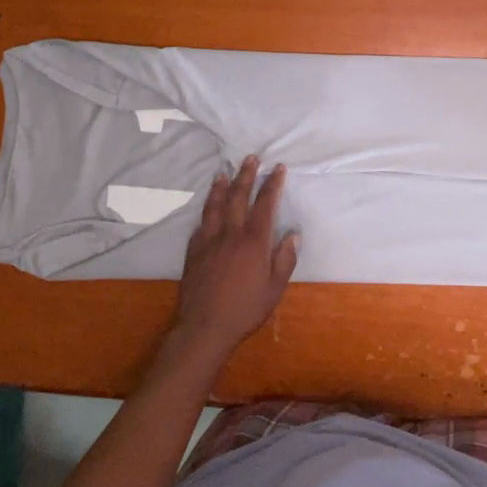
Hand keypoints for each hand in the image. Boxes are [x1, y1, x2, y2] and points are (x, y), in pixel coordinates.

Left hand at [173, 155, 298, 356]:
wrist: (205, 327)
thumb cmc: (245, 309)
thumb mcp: (274, 288)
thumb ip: (285, 259)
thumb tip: (293, 234)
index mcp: (254, 241)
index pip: (265, 204)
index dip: (272, 184)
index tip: (277, 168)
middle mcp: (231, 234)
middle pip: (238, 197)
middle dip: (245, 176)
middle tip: (250, 158)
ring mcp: (209, 241)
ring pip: (215, 207)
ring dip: (221, 188)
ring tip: (223, 173)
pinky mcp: (193, 252)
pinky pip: (200, 226)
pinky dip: (206, 213)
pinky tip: (207, 210)